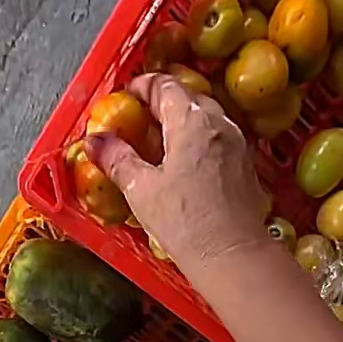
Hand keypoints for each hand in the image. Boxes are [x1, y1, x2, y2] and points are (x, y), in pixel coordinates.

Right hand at [83, 73, 269, 268]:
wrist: (232, 256)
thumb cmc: (186, 222)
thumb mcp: (142, 190)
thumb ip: (118, 159)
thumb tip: (95, 141)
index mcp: (191, 121)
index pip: (165, 86)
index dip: (143, 86)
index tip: (128, 95)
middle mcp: (219, 125)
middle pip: (190, 99)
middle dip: (165, 104)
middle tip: (143, 121)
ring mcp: (238, 147)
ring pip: (209, 121)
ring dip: (186, 124)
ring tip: (165, 145)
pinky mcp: (247, 170)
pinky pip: (221, 144)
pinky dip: (203, 145)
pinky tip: (190, 169)